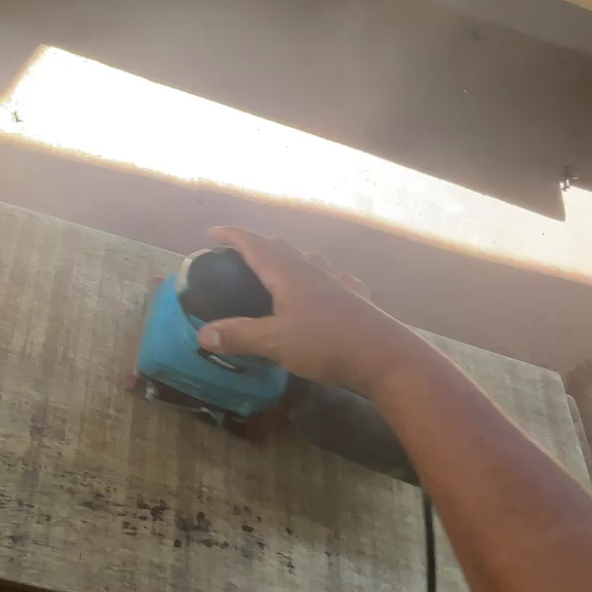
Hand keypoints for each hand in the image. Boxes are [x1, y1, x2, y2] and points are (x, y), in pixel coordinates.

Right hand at [197, 227, 437, 398]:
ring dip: (287, 258)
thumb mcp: (275, 342)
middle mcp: (311, 269)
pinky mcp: (356, 298)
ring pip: (307, 259)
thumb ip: (238, 335)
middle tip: (237, 257)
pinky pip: (332, 278)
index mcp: (287, 272)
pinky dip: (318, 277)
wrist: (388, 358)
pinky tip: (322, 289)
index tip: (212, 234)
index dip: (231, 236)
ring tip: (276, 271)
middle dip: (256, 246)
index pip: (253, 243)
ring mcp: (336, 281)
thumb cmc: (327, 344)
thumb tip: (202, 334)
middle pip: (279, 246)